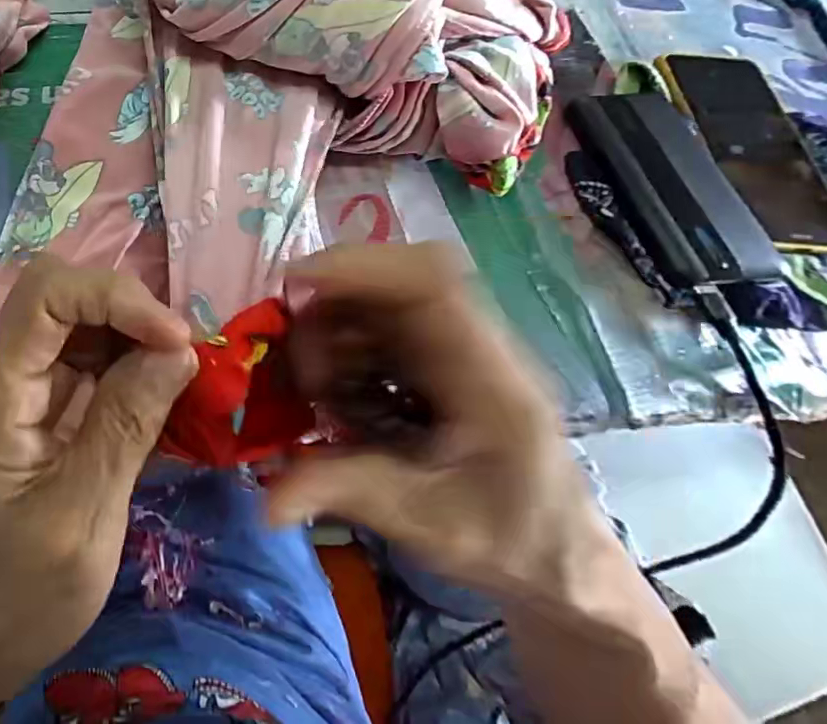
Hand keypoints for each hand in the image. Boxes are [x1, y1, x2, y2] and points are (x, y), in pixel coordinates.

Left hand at [0, 256, 196, 721]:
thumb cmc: (26, 590)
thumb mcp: (84, 515)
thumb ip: (127, 423)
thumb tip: (179, 349)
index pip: (44, 295)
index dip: (112, 296)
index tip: (174, 338)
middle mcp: (3, 371)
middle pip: (60, 294)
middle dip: (127, 307)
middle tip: (183, 351)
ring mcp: (25, 383)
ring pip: (80, 317)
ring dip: (134, 330)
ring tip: (183, 367)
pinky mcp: (47, 400)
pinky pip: (92, 354)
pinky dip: (132, 357)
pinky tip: (164, 384)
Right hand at [265, 243, 609, 604]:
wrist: (560, 558)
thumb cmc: (509, 540)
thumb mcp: (426, 524)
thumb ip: (346, 494)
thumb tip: (266, 502)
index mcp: (489, 378)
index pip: (431, 284)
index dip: (359, 267)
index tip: (295, 283)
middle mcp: (473, 346)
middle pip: (393, 280)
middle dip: (329, 306)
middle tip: (299, 365)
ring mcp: (454, 348)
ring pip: (378, 299)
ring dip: (330, 328)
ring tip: (316, 386)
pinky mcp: (435, 357)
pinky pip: (375, 325)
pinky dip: (339, 345)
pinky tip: (334, 391)